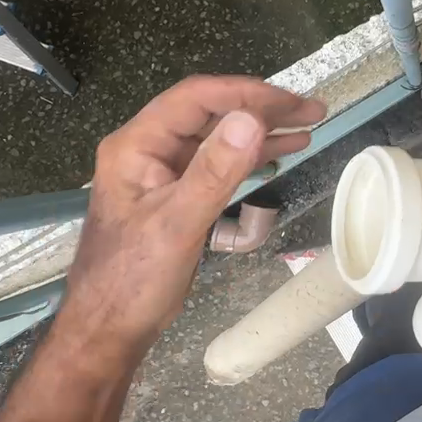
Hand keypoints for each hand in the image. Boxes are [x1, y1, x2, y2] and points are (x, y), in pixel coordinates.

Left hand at [59, 76, 324, 365]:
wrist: (110, 328)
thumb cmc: (134, 279)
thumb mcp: (178, 223)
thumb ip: (214, 171)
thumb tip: (252, 120)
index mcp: (138, 145)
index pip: (198, 98)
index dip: (247, 94)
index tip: (291, 102)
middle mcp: (150, 148)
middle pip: (212, 110)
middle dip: (262, 107)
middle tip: (312, 111)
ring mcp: (164, 169)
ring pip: (220, 133)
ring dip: (263, 127)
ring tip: (308, 125)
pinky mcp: (179, 190)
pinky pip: (221, 159)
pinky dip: (254, 152)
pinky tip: (283, 151)